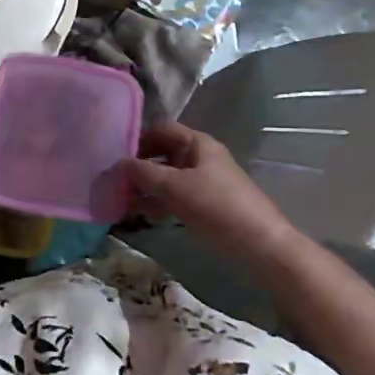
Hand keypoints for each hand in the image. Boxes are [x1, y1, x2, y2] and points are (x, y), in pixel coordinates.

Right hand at [123, 121, 295, 253]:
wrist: (260, 244)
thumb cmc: (218, 206)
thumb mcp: (176, 187)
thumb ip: (144, 173)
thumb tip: (118, 164)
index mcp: (197, 144)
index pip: (161, 129)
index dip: (138, 137)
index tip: (115, 153)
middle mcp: (198, 157)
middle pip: (161, 152)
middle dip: (137, 164)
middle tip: (113, 178)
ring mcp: (200, 181)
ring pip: (165, 176)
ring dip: (143, 186)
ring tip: (119, 198)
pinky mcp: (201, 203)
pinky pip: (172, 195)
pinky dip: (155, 201)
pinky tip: (137, 212)